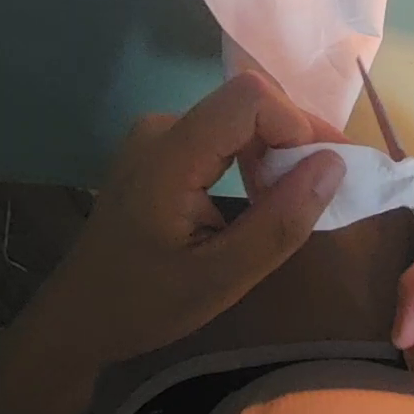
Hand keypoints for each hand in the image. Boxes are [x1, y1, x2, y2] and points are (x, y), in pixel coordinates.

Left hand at [25, 72, 348, 365]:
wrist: (79, 314)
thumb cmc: (144, 304)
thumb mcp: (221, 279)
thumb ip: (280, 223)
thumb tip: (334, 166)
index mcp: (170, 153)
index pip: (249, 99)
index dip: (297, 124)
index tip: (326, 172)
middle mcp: (163, 126)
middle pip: (248, 102)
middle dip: (296, 135)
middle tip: (326, 183)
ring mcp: (159, 132)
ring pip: (240, 115)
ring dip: (278, 146)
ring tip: (299, 193)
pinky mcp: (163, 145)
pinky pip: (223, 131)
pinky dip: (254, 154)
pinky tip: (265, 190)